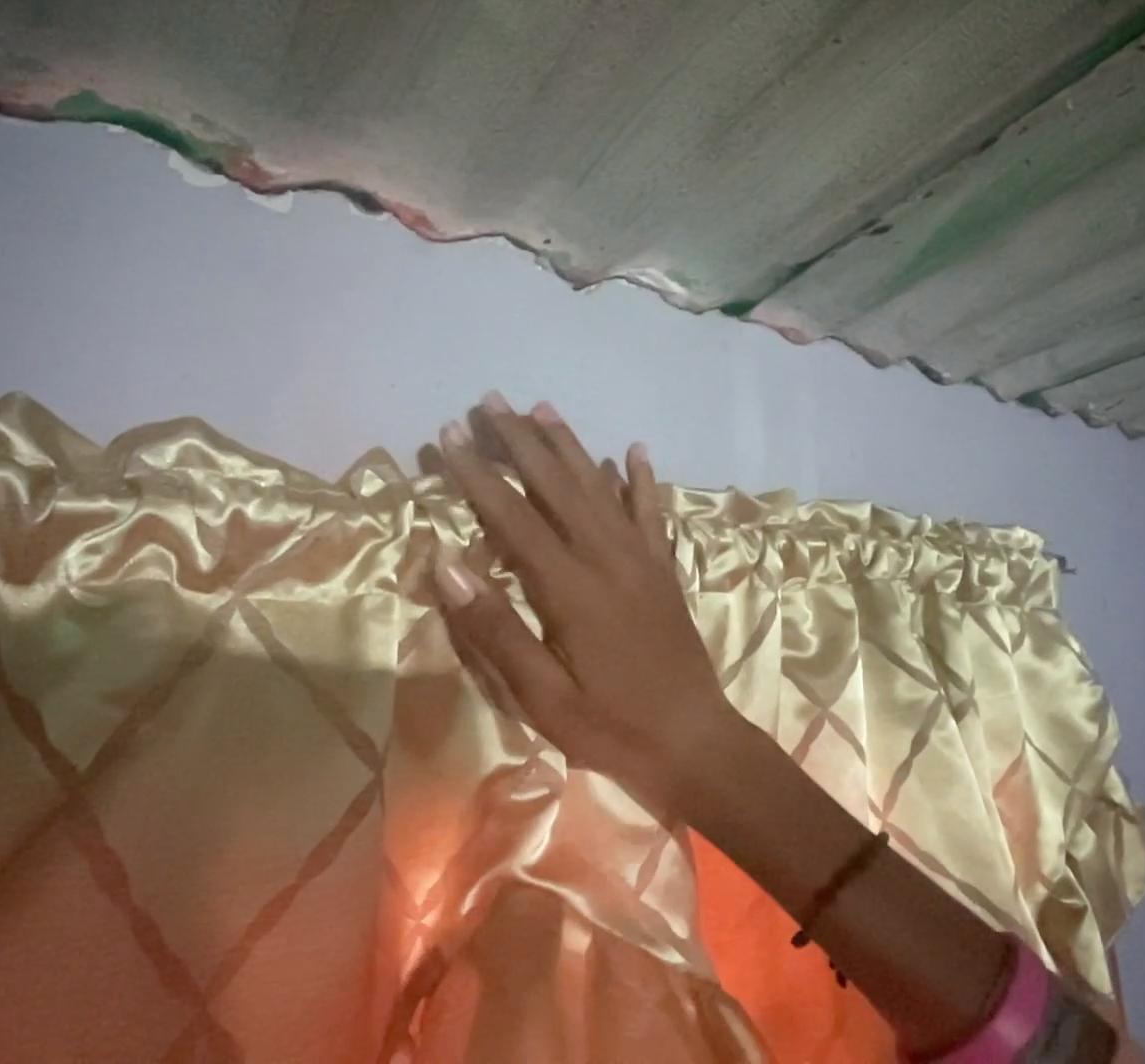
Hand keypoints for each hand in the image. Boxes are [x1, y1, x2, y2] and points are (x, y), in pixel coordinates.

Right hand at [433, 392, 741, 815]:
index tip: (451, 434)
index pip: (513, 517)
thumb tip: (448, 565)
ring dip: (569, 446)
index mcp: (570, 589)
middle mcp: (607, 558)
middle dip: (519, 442)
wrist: (696, 742)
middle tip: (489, 401)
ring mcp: (642, 560)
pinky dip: (640, 478)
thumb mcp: (541, 696)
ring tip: (541, 408)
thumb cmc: (610, 727)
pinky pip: (651, 512)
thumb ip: (495, 629)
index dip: (479, 474)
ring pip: (600, 487)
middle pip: (557, 486)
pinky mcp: (665, 570)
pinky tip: (633, 449)